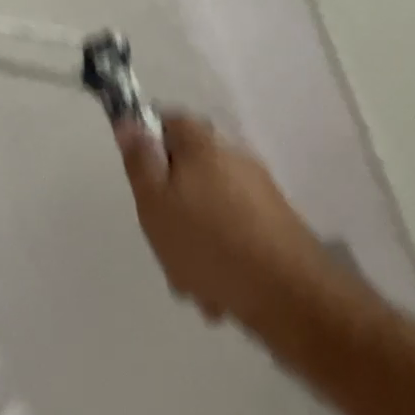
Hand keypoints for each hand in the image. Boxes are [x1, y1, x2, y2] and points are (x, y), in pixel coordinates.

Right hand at [115, 114, 327, 323]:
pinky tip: (215, 291)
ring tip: (189, 278)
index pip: (171, 121)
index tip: (139, 176)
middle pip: (189, 170)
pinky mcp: (276, 226)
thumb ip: (140, 161)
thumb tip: (129, 121)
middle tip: (160, 236)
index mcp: (205, 147)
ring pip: (210, 207)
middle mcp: (237, 160)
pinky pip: (233, 233)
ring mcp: (260, 194)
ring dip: (194, 238)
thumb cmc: (207, 243)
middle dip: (170, 203)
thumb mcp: (154, 202)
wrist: (286, 293)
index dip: (148, 142)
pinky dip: (219, 255)